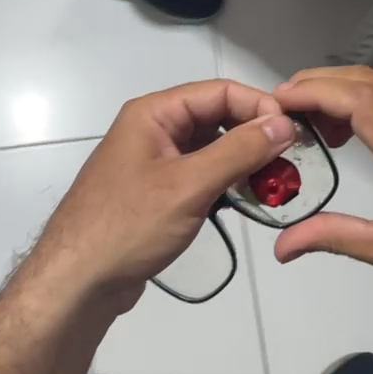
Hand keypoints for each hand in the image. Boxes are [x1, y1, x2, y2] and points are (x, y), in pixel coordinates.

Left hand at [27, 80, 295, 311]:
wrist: (78, 282)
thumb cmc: (129, 225)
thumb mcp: (189, 185)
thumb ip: (239, 151)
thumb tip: (284, 124)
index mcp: (154, 113)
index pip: (218, 91)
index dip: (258, 107)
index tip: (294, 133)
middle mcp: (153, 129)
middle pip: (216, 117)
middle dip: (253, 135)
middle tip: (290, 163)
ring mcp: (154, 161)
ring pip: (210, 147)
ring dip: (243, 161)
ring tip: (275, 184)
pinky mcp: (157, 191)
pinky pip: (200, 173)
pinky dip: (225, 181)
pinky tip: (247, 199)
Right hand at [271, 66, 372, 307]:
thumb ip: (338, 238)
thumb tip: (281, 246)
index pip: (366, 104)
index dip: (318, 93)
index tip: (282, 101)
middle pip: (370, 82)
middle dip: (320, 83)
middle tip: (283, 104)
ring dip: (342, 89)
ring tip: (309, 117)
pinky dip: (366, 98)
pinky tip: (349, 124)